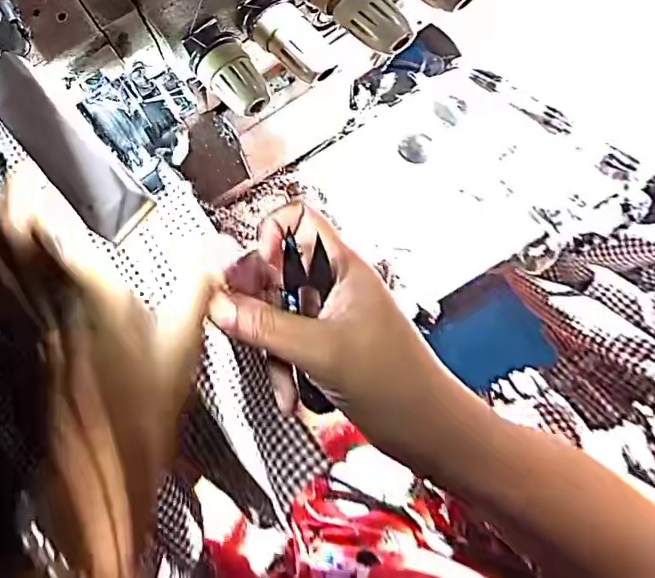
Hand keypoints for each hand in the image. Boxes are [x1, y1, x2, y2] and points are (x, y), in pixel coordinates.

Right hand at [208, 201, 451, 465]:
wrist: (434, 435)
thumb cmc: (400, 385)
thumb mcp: (321, 351)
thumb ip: (265, 326)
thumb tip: (221, 305)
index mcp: (341, 265)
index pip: (297, 219)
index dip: (270, 234)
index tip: (256, 266)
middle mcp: (332, 283)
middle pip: (276, 268)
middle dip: (257, 301)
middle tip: (239, 321)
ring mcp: (328, 314)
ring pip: (277, 309)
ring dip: (268, 344)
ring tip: (276, 377)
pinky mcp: (324, 343)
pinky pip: (286, 339)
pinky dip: (281, 365)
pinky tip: (288, 393)